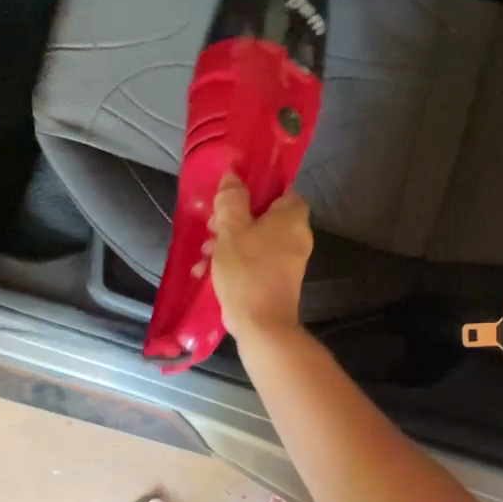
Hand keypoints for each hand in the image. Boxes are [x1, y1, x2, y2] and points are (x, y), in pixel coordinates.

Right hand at [208, 173, 312, 343]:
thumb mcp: (231, 229)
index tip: (231, 196)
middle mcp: (297, 236)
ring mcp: (289, 261)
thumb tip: (233, 177)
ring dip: (229, 242)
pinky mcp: (278, 281)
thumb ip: (231, 200)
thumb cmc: (248, 271)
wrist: (262, 324)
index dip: (257, 189)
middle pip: (264, 216)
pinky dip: (236, 262)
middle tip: (212, 226)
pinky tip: (209, 271)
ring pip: (256, 239)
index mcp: (292, 217)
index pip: (281, 190)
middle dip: (234, 219)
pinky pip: (256, 261)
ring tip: (205, 252)